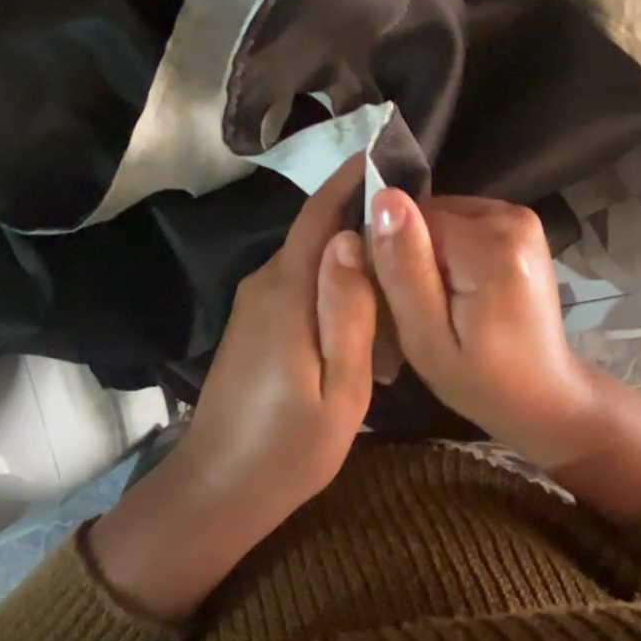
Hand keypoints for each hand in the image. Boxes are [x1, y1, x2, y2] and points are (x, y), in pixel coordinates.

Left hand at [88, 157, 377, 622]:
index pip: (318, 215)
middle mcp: (263, 285)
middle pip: (316, 235)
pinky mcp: (253, 325)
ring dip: (352, 262)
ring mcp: (253, 305)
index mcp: (285, 292)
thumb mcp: (339, 386)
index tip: (388, 153)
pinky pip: (298, 287)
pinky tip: (366, 317)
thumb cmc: (289, 446)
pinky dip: (333, 289)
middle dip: (363, 222)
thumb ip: (347, 309)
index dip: (351, 180)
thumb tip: (354, 238)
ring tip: (404, 278)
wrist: (220, 487)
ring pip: (309, 262)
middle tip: (420, 231)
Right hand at [370, 188, 640, 525]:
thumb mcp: (427, 339)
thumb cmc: (481, 380)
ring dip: (431, 254)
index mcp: (492, 247)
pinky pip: (460, 223)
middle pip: (429, 215)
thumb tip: (386, 199)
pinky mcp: (520, 223)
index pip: (411, 220)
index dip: (396, 257)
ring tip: (442, 302)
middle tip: (423, 309)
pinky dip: (450, 252)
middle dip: (415, 254)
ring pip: (442, 217)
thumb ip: (405, 269)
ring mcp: (521, 217)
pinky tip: (459, 290)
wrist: (543, 394)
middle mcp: (512, 217)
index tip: (404, 302)